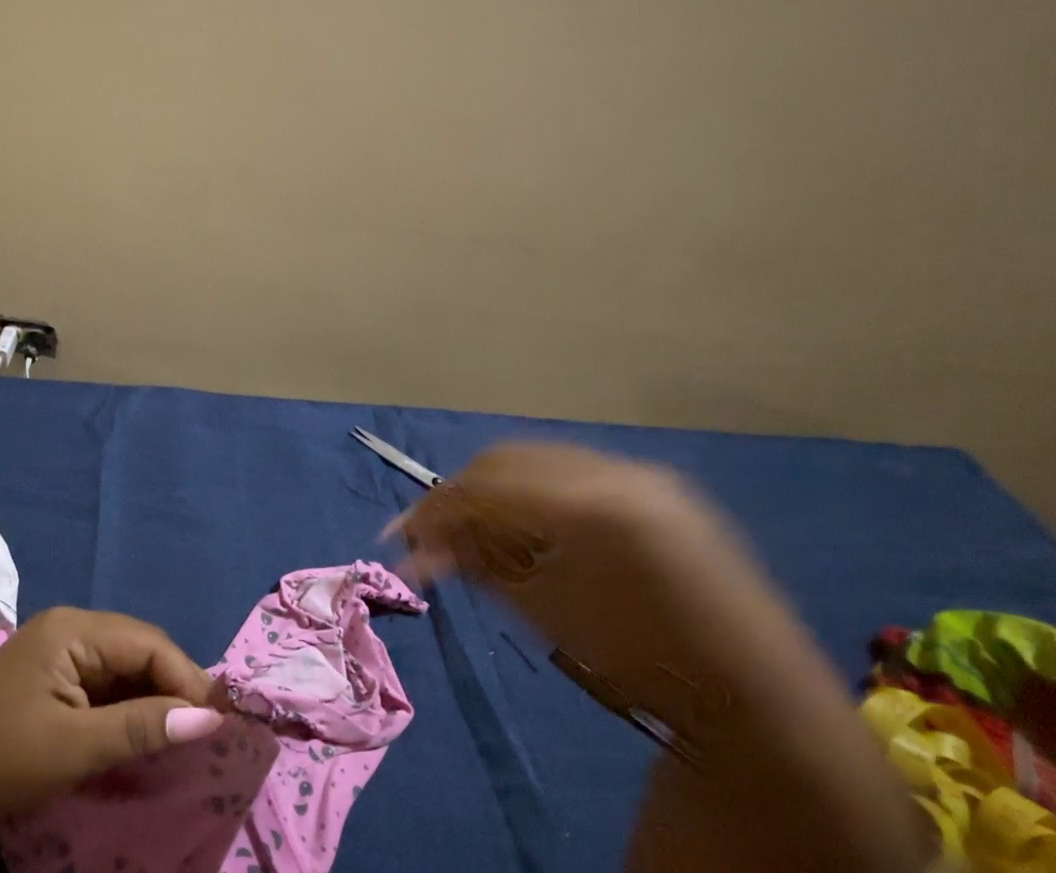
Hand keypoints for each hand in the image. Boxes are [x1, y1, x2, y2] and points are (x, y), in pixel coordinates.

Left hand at [0, 607, 223, 823]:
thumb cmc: (4, 757)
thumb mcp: (76, 746)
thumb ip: (142, 728)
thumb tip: (210, 719)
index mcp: (71, 630)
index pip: (148, 642)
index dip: (187, 679)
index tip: (218, 723)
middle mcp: (68, 628)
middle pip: (139, 648)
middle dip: (174, 686)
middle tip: (204, 731)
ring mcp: (58, 649)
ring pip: (125, 665)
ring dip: (154, 697)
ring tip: (182, 735)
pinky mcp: (53, 674)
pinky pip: (106, 680)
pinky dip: (129, 704)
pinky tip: (144, 731)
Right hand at [385, 443, 926, 871]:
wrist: (750, 691)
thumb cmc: (639, 660)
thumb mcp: (544, 612)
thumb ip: (479, 564)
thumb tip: (420, 545)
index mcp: (586, 506)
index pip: (483, 486)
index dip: (433, 509)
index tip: (400, 537)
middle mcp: (614, 472)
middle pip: (505, 460)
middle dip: (459, 493)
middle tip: (430, 532)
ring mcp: (640, 475)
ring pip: (538, 460)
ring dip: (495, 489)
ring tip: (473, 530)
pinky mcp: (657, 487)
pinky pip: (573, 471)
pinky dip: (535, 491)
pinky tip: (524, 525)